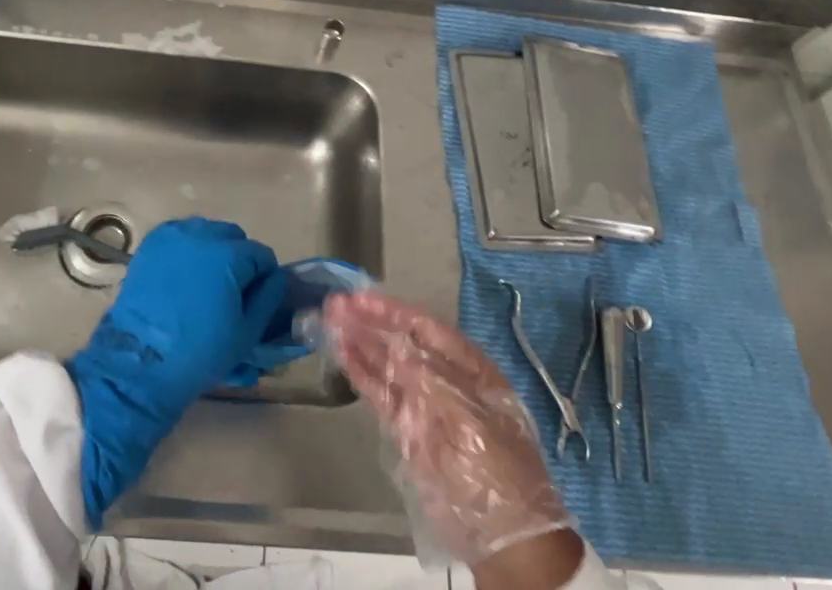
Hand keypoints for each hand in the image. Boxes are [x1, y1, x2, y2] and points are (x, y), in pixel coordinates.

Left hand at [65, 217, 293, 528]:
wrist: (139, 363)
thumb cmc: (199, 352)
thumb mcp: (247, 334)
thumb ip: (269, 298)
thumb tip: (278, 277)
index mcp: (229, 254)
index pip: (262, 256)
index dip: (264, 280)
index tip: (254, 303)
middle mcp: (201, 235)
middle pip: (234, 239)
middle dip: (238, 262)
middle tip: (230, 295)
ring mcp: (171, 238)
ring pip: (206, 234)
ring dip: (213, 253)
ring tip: (205, 286)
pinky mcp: (149, 247)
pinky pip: (180, 238)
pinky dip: (187, 251)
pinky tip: (183, 279)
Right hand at [322, 291, 575, 569]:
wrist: (503, 533)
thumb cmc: (496, 469)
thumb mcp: (469, 418)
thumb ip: (431, 380)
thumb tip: (396, 346)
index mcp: (471, 369)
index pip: (427, 328)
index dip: (393, 311)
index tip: (359, 298)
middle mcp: (446, 379)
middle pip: (402, 343)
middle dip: (370, 323)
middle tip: (333, 305)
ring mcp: (425, 405)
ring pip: (387, 366)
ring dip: (360, 343)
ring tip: (329, 322)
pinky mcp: (408, 430)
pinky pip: (382, 394)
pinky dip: (361, 374)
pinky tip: (342, 355)